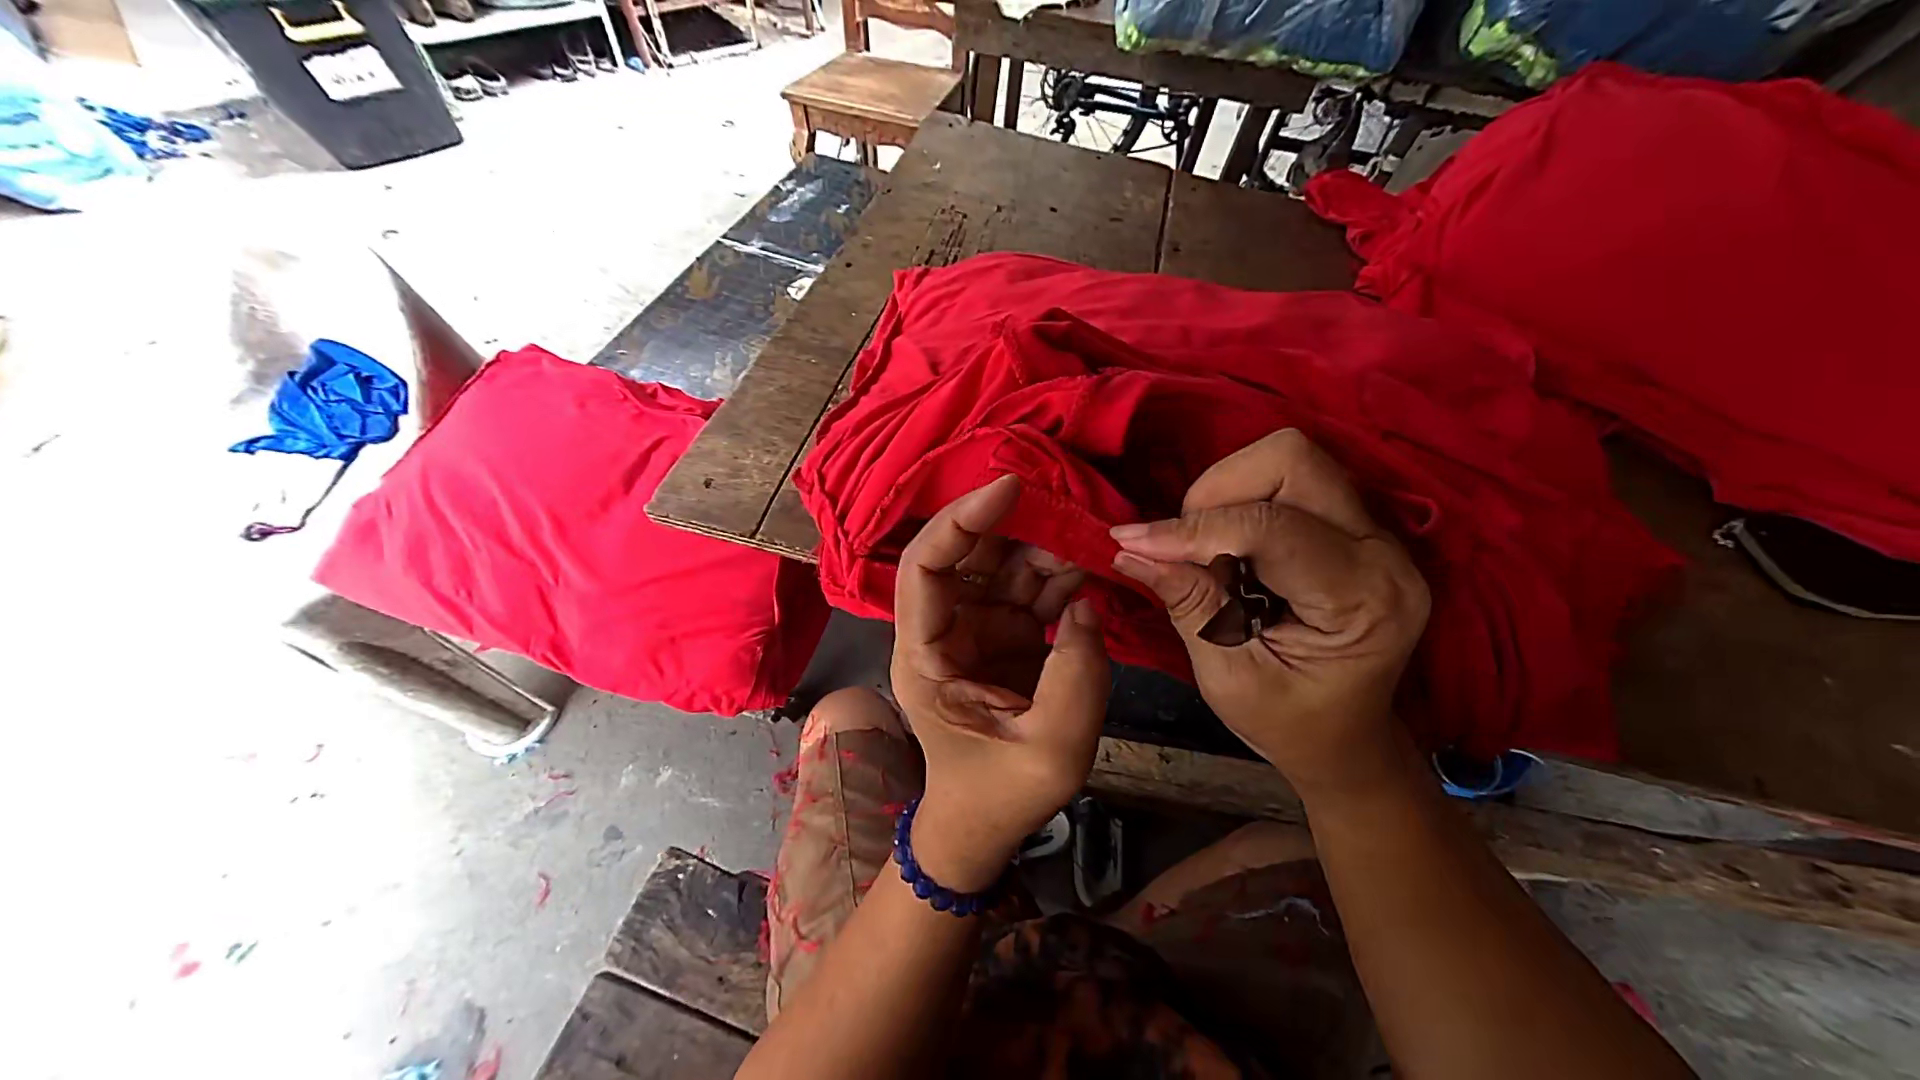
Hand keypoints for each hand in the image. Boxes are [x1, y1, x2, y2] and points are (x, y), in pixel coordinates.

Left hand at [891, 475, 1111, 892]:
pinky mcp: (1006, 635)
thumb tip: (1085, 604)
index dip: (960, 521)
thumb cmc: (999, 794)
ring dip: (1046, 547)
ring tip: (1095, 537)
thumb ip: (1077, 679)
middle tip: (1072, 507)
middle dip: (1015, 525)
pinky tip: (1093, 566)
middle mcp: (944, 630)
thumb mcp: (1050, 750)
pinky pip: (1031, 591)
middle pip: (967, 556)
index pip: (925, 568)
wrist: (984, 823)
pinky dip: (1061, 575)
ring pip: (1004, 567)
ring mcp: (976, 629)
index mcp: (925, 654)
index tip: (1009, 488)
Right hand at [1109, 430, 1429, 798]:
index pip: (1270, 528)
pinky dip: (1239, 500)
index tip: (1130, 543)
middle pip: (1292, 461)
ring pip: (1289, 459)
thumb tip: (1130, 551)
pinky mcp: (1356, 525)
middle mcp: (1383, 551)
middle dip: (1217, 492)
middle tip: (1185, 546)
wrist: (1346, 740)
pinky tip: (1227, 547)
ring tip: (1204, 549)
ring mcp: (1376, 532)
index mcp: (1362, 600)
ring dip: (1226, 492)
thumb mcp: (1230, 678)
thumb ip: (1189, 604)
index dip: (1191, 530)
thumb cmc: (1290, 723)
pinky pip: (1288, 479)